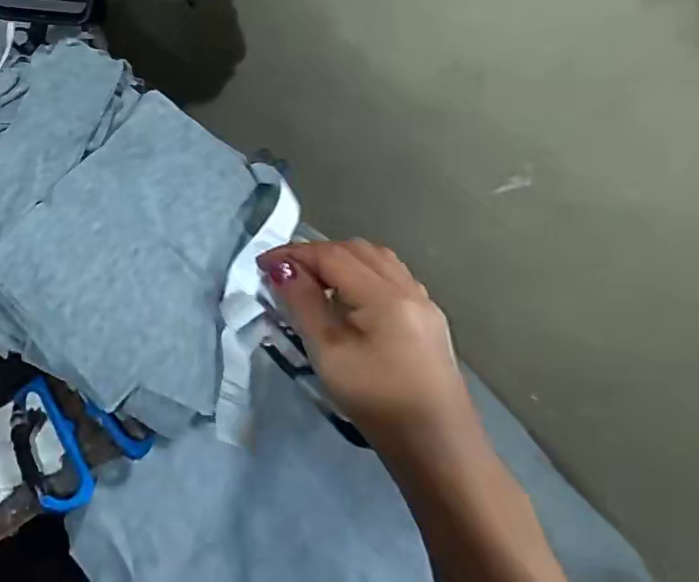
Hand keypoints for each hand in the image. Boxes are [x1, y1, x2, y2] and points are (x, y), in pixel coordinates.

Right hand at [259, 239, 477, 448]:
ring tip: (310, 281)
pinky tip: (343, 297)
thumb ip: (302, 301)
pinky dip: (359, 273)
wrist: (438, 449)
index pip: (330, 255)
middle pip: (356, 249)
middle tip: (283, 272)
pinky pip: (390, 277)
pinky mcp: (427, 322)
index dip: (291, 254)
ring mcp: (424, 306)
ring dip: (339, 260)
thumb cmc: (375, 398)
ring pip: (376, 260)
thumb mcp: (327, 349)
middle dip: (314, 252)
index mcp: (385, 297)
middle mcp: (409, 292)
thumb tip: (280, 267)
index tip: (260, 266)